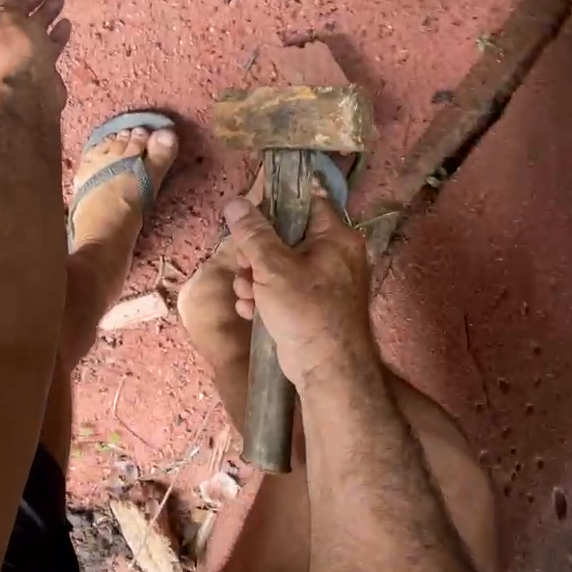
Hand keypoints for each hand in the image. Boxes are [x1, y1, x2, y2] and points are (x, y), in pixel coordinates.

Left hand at [0, 0, 69, 114]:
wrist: (32, 95)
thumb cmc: (16, 51)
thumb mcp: (10, 19)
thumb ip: (6, 1)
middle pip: (10, 16)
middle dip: (27, 0)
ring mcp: (15, 57)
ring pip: (30, 30)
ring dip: (44, 13)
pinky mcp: (34, 67)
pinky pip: (44, 46)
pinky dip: (53, 35)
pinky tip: (65, 23)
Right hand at [222, 179, 373, 383]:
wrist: (327, 369)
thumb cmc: (305, 310)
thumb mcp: (272, 266)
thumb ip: (252, 233)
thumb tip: (235, 202)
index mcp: (335, 237)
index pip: (305, 202)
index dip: (274, 205)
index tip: (248, 217)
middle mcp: (334, 255)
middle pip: (284, 236)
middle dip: (254, 253)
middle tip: (243, 266)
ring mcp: (324, 282)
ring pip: (277, 265)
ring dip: (253, 278)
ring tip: (245, 294)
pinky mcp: (312, 304)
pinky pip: (282, 288)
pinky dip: (264, 297)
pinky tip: (251, 310)